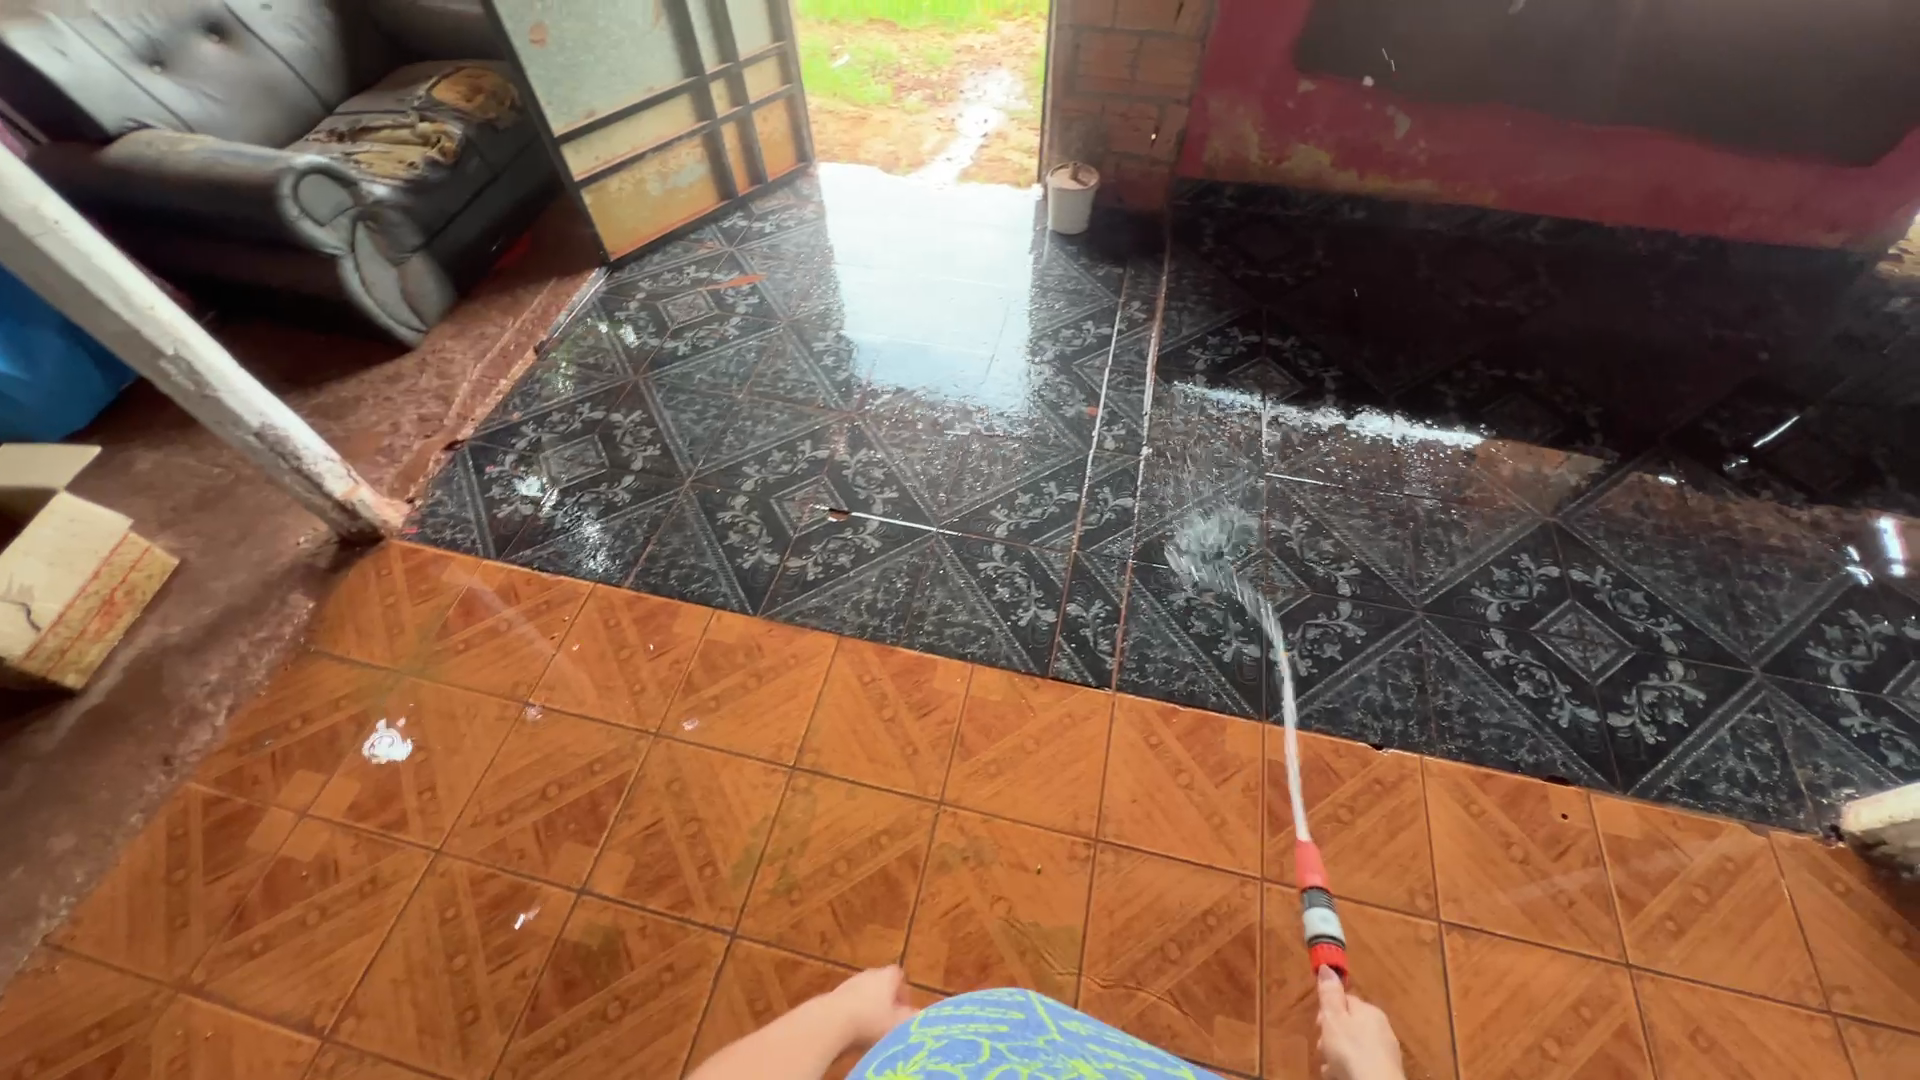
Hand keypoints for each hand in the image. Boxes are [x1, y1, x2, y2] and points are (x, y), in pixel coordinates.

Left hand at [825, 965, 918, 1045]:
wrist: (833, 1020)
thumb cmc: (871, 1019)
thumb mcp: (897, 1023)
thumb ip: (911, 1018)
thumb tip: (919, 1015)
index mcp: (887, 976)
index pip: (899, 974)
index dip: (903, 990)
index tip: (904, 1007)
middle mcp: (870, 973)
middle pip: (882, 981)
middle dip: (887, 997)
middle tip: (889, 1017)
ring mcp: (852, 981)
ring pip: (866, 990)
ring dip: (870, 1003)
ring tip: (871, 1024)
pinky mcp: (837, 992)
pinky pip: (851, 999)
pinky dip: (855, 1009)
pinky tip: (854, 1026)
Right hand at [1316, 967, 1405, 1079]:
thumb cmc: (1350, 1050)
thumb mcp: (1333, 1018)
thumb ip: (1329, 993)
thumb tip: (1327, 967)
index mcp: (1370, 1011)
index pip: (1345, 1001)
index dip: (1328, 1011)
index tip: (1318, 1024)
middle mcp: (1381, 1029)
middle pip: (1348, 1025)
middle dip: (1331, 1035)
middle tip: (1322, 1046)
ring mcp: (1386, 1053)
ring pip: (1353, 1046)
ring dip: (1337, 1054)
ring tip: (1328, 1065)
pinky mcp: (1385, 1074)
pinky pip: (1360, 1063)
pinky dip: (1348, 1068)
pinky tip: (1339, 1075)